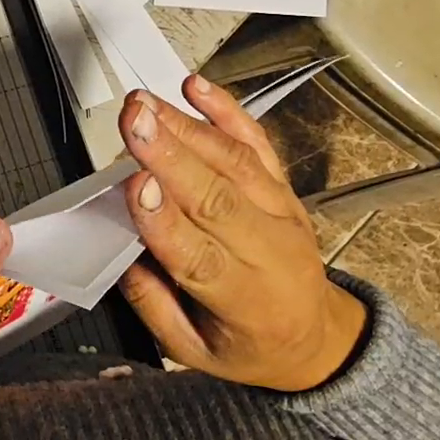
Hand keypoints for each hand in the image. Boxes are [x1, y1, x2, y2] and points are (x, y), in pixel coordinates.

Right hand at [116, 77, 365, 391]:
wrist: (315, 335)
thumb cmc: (246, 344)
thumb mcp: (192, 352)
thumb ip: (152, 303)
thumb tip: (123, 246)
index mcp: (245, 301)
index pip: (200, 256)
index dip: (165, 220)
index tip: (135, 185)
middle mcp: (269, 250)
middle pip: (218, 196)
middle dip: (171, 154)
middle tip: (134, 119)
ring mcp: (281, 210)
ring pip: (234, 161)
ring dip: (185, 126)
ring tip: (143, 103)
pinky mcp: (282, 186)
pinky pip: (257, 142)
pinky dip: (228, 110)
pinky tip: (195, 86)